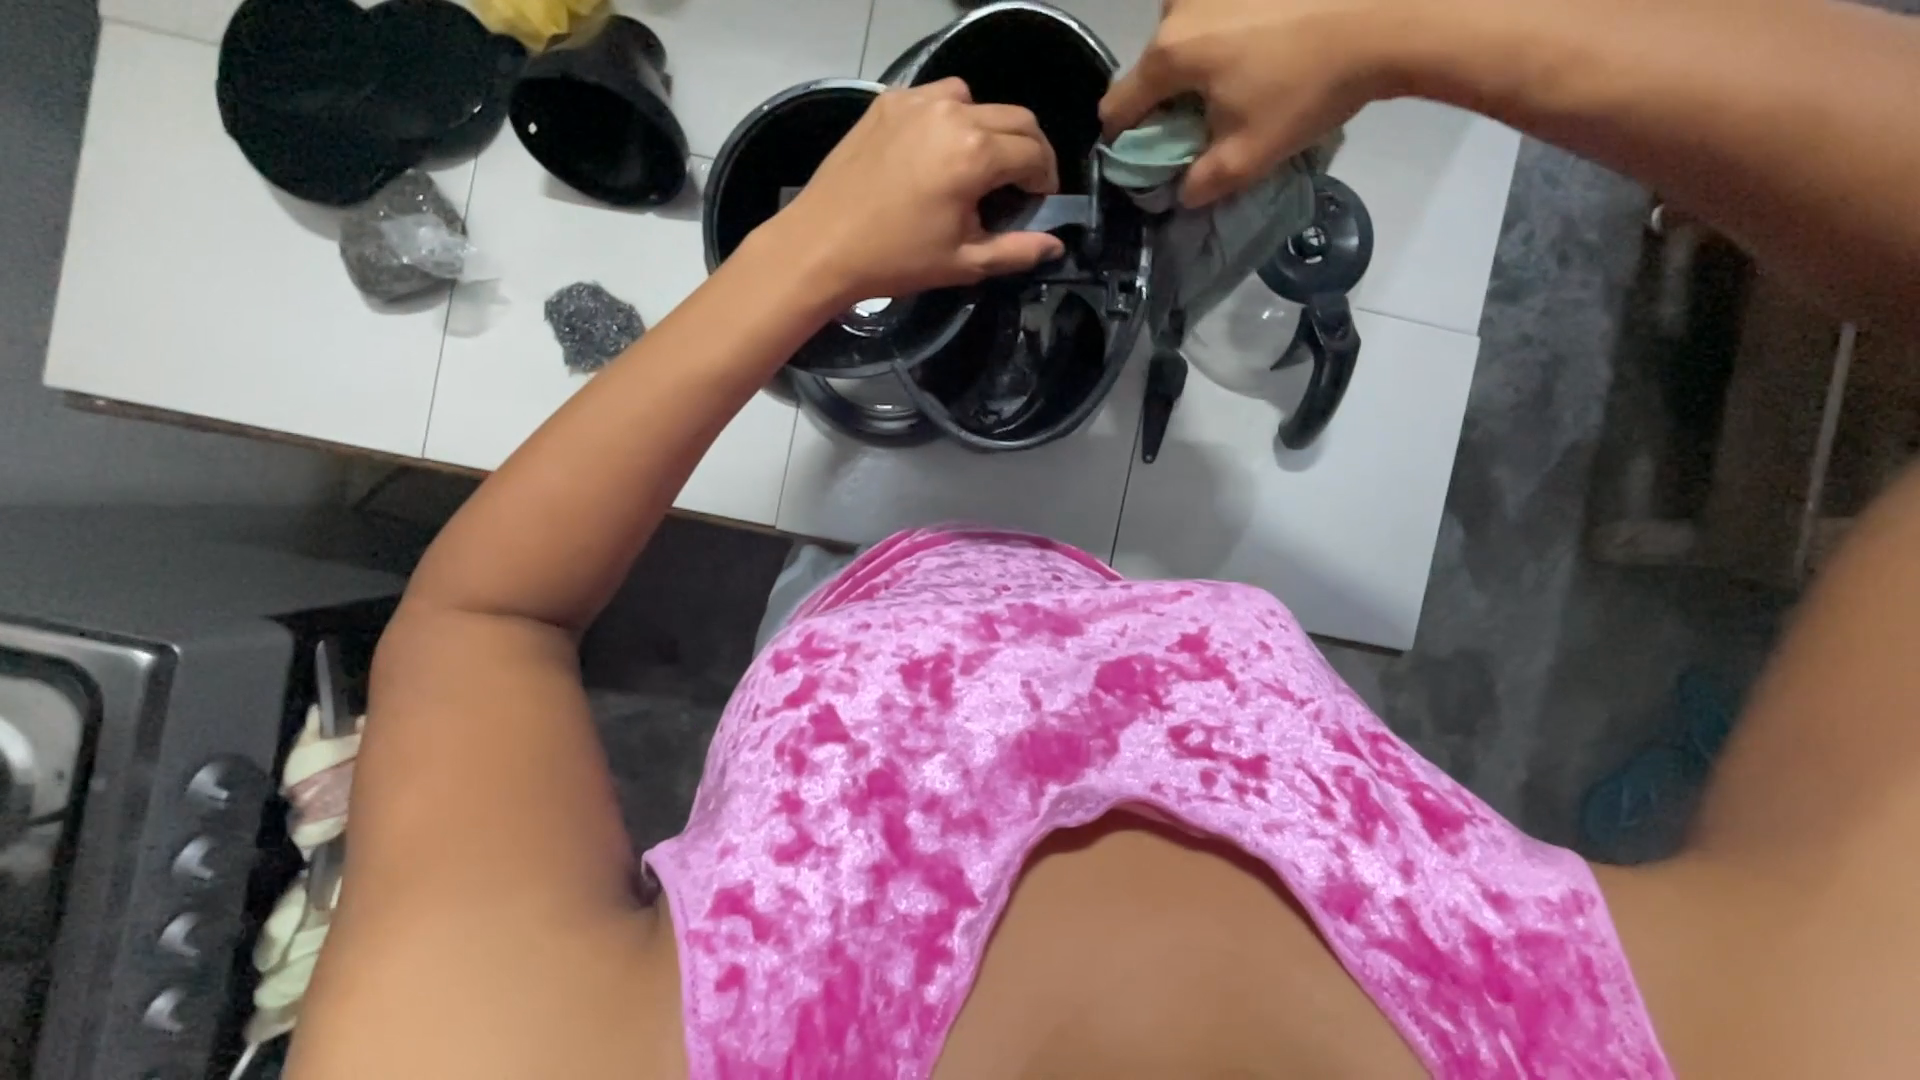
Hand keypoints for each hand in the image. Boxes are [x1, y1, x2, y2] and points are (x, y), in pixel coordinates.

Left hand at [770, 79, 1065, 304]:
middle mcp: (952, 114)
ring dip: (989, 129)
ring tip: (976, 165)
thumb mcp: (964, 262)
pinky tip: (937, 151)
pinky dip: (950, 117)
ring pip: (977, 101)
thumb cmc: (896, 260)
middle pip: (1016, 118)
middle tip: (1020, 184)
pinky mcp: (888, 102)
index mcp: (975, 154)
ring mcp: (917, 102)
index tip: (1038, 201)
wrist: (822, 246)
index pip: (1035, 152)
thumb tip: (1055, 244)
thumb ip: (1017, 250)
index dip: (1046, 179)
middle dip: (1028, 151)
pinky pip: (936, 97)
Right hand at [1101, 0, 1415, 206]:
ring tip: (1241, 74)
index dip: (1123, 137)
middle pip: (1153, 63)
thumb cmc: (1308, 89)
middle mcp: (1180, 6)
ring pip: (1186, 28)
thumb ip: (1201, 183)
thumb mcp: (1249, 157)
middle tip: (1206, 115)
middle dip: (1169, 92)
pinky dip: (1229, 28)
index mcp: (1171, 55)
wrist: (1390, 17)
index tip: (1144, 153)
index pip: (1117, 105)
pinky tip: (1265, 43)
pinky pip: (1219, 9)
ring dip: (1199, 55)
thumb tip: (1184, 191)